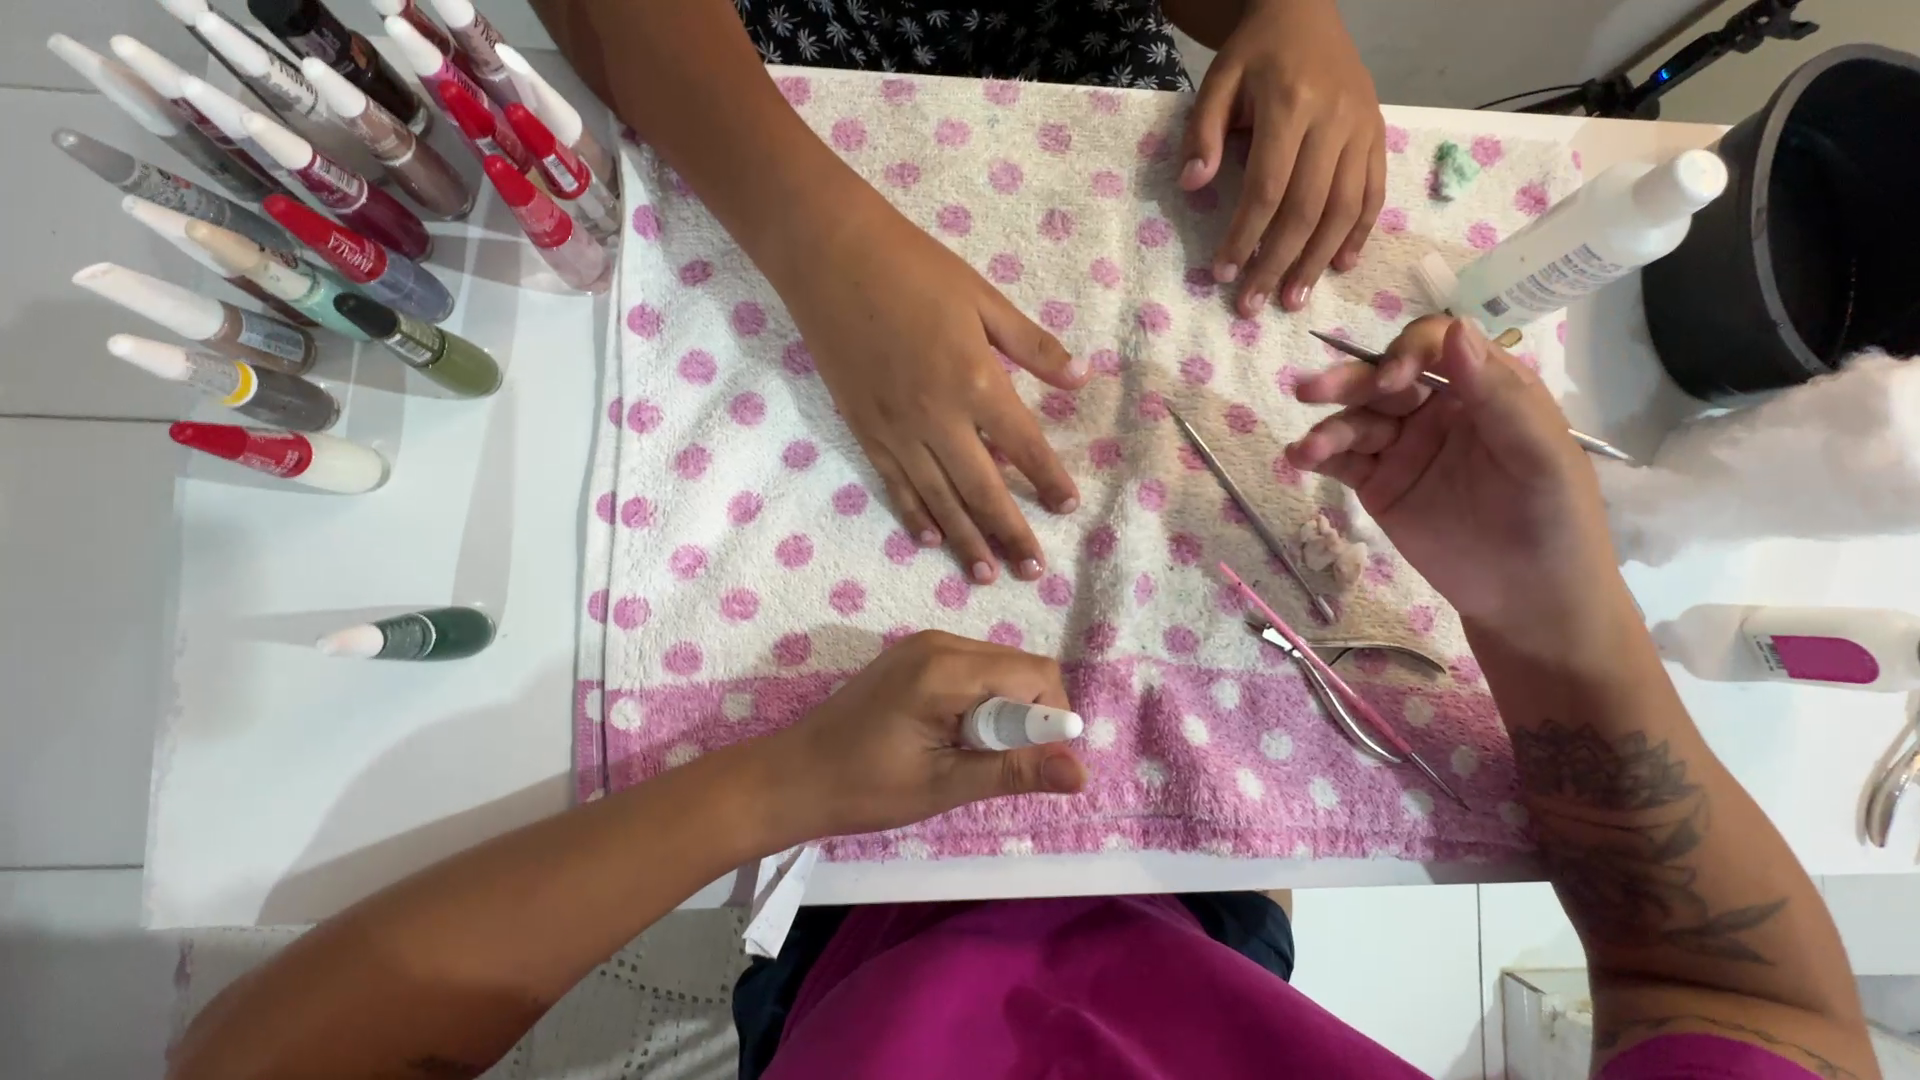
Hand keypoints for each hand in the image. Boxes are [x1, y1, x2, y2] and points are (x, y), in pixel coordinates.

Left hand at [758, 631, 1087, 843]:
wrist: (795, 775)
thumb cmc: (866, 787)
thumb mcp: (945, 785)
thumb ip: (1014, 771)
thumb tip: (1081, 774)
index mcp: (946, 668)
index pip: (1036, 675)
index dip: (1051, 719)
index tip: (1032, 764)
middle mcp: (940, 641)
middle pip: (1021, 665)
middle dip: (1027, 715)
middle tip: (994, 762)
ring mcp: (925, 643)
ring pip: (999, 666)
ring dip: (1004, 709)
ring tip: (968, 751)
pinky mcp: (916, 653)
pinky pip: (974, 667)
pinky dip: (981, 699)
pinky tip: (952, 733)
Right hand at [777, 201, 1087, 584]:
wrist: (830, 258)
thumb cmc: (914, 269)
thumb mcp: (984, 298)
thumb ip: (1032, 346)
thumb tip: (1080, 378)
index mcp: (976, 383)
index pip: (1025, 446)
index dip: (1049, 479)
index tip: (1068, 507)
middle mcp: (939, 420)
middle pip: (984, 489)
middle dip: (1012, 532)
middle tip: (1034, 571)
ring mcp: (897, 432)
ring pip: (940, 500)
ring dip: (968, 541)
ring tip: (989, 575)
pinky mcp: (865, 432)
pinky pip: (896, 486)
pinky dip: (916, 516)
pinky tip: (933, 541)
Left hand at [1180, 0, 1384, 316]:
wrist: (1307, 9)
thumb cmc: (1255, 54)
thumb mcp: (1217, 80)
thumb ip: (1203, 132)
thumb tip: (1193, 186)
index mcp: (1292, 106)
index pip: (1267, 189)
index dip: (1245, 237)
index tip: (1224, 274)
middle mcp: (1335, 120)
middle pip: (1308, 208)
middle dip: (1278, 263)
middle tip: (1253, 305)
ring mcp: (1363, 128)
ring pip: (1346, 207)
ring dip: (1319, 260)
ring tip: (1294, 300)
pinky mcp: (1379, 133)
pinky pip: (1375, 191)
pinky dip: (1359, 232)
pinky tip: (1340, 266)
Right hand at [1285, 317, 1619, 631]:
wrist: (1526, 600)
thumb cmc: (1552, 522)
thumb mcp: (1541, 455)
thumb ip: (1499, 395)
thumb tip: (1454, 329)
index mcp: (1484, 390)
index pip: (1436, 347)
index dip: (1407, 352)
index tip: (1390, 381)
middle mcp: (1437, 409)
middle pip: (1382, 379)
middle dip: (1347, 381)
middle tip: (1311, 391)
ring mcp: (1403, 447)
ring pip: (1355, 420)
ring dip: (1326, 427)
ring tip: (1305, 451)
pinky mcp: (1377, 484)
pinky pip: (1341, 460)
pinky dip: (1316, 455)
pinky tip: (1298, 458)